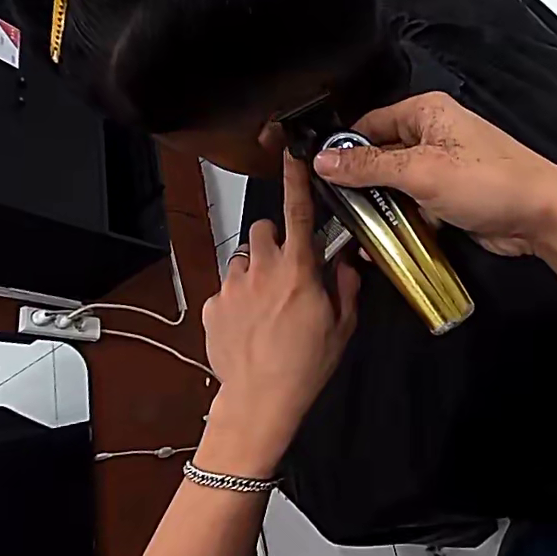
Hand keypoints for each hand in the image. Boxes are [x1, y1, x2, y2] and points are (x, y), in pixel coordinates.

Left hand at [197, 152, 360, 478]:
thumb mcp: (341, 327)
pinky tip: (248, 324)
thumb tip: (344, 264)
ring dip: (254, 270)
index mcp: (296, 270)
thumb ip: (345, 286)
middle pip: (263, 228)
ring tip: (265, 303)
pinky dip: (236, 297)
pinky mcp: (211, 304)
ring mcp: (231, 285)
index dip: (296, 179)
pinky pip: (225, 288)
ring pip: (243, 257)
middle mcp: (260, 269)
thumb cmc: (304, 367)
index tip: (293, 155)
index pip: (297, 212)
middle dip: (275, 241)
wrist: (259, 400)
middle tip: (285, 269)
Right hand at [312, 91, 556, 256]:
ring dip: (379, 206)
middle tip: (339, 207)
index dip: (344, 148)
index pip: (368, 125)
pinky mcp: (446, 194)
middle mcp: (431, 134)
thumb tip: (326, 160)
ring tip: (359, 228)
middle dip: (360, 184)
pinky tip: (383, 239)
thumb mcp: (419, 170)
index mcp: (424, 112)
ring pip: (393, 184)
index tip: (322, 173)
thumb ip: (367, 166)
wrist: (543, 217)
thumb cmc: (491, 182)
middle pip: (378, 156)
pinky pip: (411, 203)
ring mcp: (440, 166)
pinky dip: (399, 219)